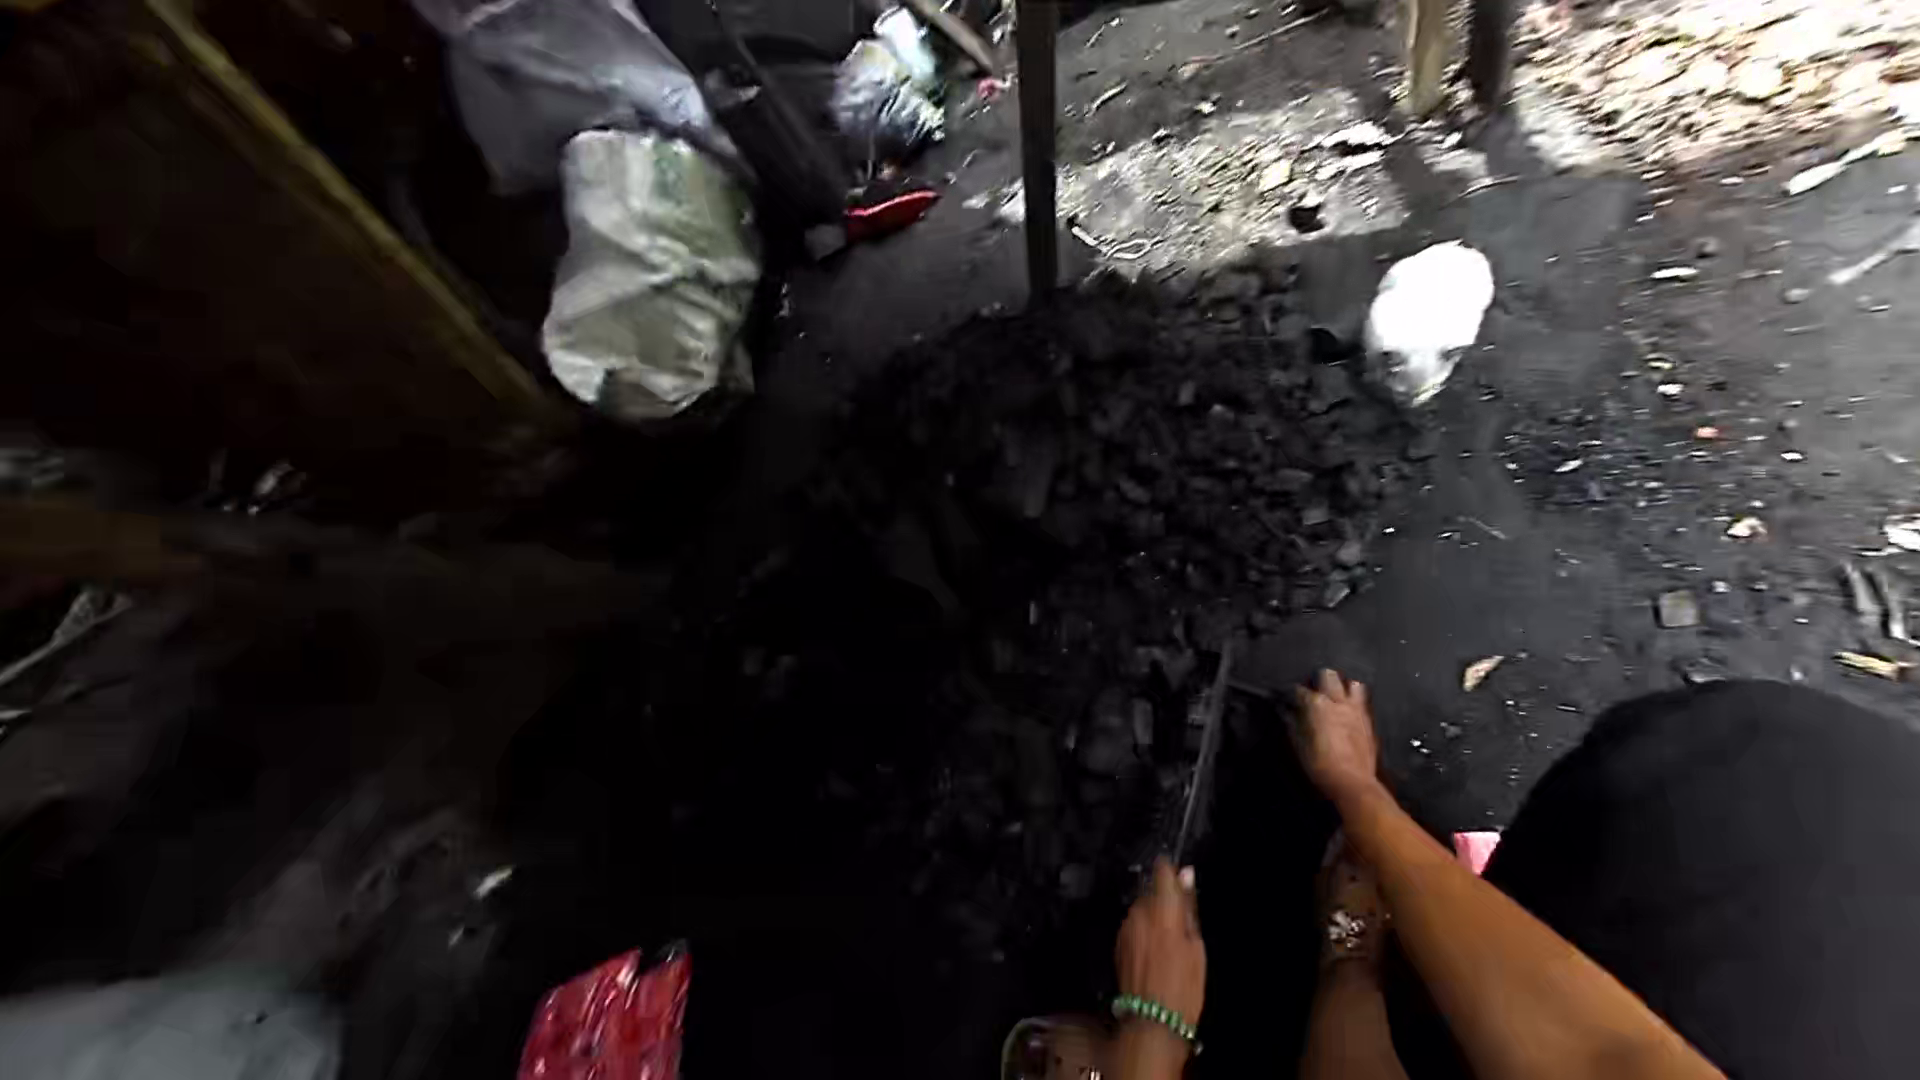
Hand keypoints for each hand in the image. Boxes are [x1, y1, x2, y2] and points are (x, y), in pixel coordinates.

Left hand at [1116, 859, 1205, 1029]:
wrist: (1151, 1022)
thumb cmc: (1183, 987)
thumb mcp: (1196, 948)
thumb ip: (1188, 907)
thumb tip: (1186, 874)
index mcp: (1162, 909)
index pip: (1162, 870)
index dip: (1171, 871)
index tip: (1179, 878)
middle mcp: (1139, 910)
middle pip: (1151, 890)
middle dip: (1163, 900)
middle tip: (1180, 924)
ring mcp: (1125, 924)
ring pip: (1141, 908)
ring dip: (1152, 916)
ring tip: (1167, 943)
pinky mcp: (1118, 940)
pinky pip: (1133, 924)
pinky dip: (1142, 930)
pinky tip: (1152, 952)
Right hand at [1294, 669, 1383, 807]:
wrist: (1352, 783)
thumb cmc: (1321, 765)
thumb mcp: (1297, 743)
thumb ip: (1290, 722)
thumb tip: (1285, 711)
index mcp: (1316, 705)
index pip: (1299, 690)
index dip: (1291, 693)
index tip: (1287, 699)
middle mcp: (1337, 702)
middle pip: (1328, 675)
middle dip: (1317, 678)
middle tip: (1311, 690)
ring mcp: (1355, 710)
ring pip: (1352, 684)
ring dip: (1341, 686)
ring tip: (1334, 695)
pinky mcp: (1368, 721)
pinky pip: (1362, 702)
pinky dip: (1353, 701)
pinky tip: (1347, 710)